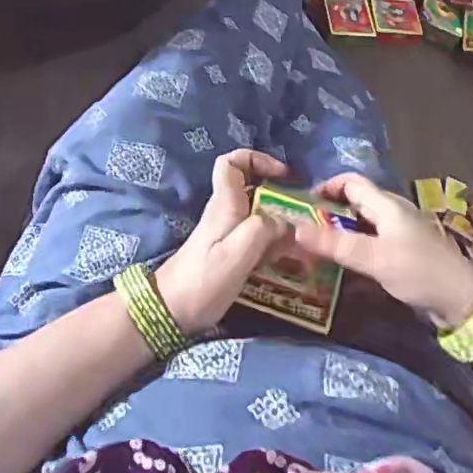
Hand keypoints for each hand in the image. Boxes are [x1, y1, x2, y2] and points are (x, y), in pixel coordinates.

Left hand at [153, 149, 292, 333]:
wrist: (169, 312)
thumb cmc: (202, 281)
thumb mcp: (236, 255)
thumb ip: (263, 231)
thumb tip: (286, 221)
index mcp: (224, 205)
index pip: (231, 162)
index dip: (256, 159)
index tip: (282, 175)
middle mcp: (225, 213)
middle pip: (252, 187)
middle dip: (279, 194)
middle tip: (304, 211)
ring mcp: (226, 233)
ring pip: (258, 213)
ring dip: (280, 221)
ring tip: (303, 238)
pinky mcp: (228, 253)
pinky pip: (257, 236)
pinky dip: (274, 241)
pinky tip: (288, 258)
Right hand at [294, 172, 472, 327]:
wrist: (463, 301)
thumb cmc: (419, 271)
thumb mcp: (374, 258)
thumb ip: (336, 245)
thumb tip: (296, 229)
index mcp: (387, 205)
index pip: (351, 182)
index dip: (327, 186)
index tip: (305, 204)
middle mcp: (393, 212)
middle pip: (356, 201)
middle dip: (330, 210)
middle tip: (306, 228)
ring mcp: (400, 232)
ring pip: (363, 222)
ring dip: (342, 230)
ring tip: (319, 246)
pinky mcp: (404, 251)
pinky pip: (372, 240)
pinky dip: (355, 245)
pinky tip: (345, 262)